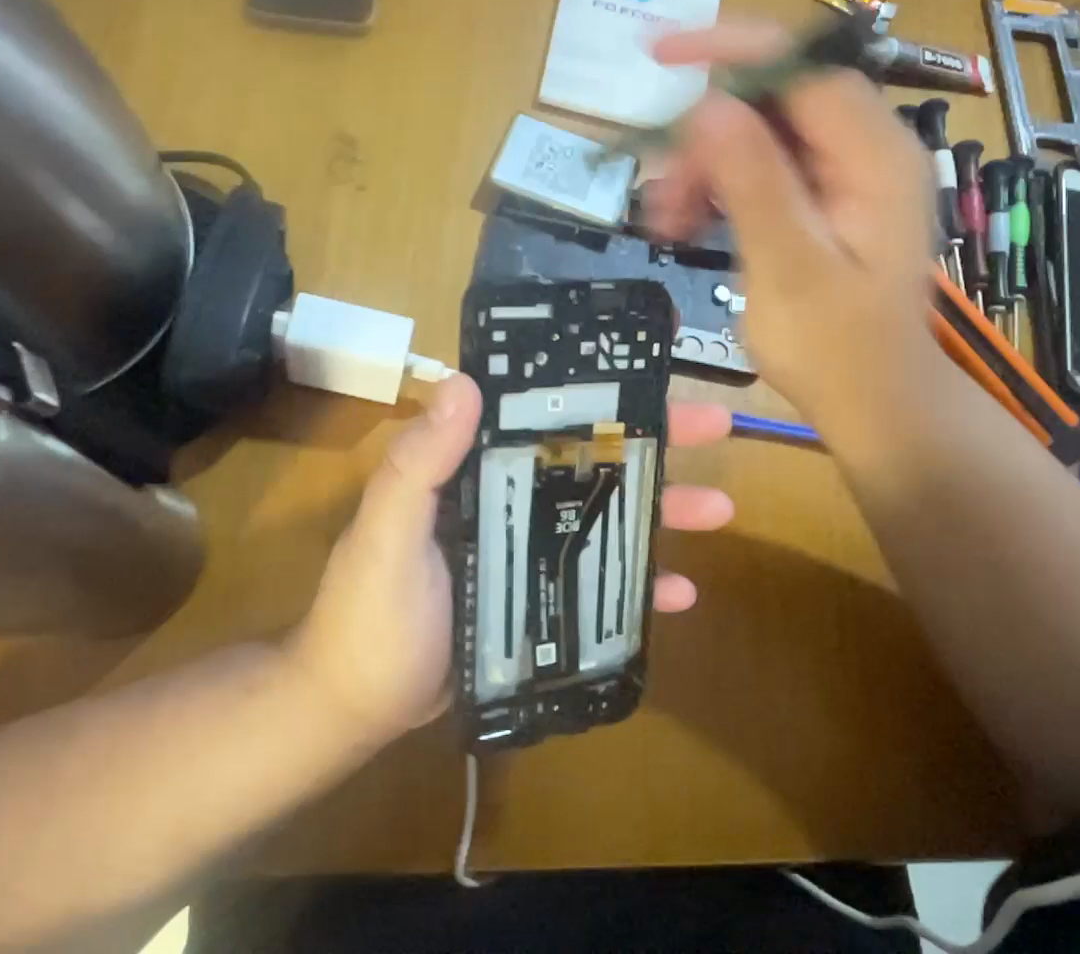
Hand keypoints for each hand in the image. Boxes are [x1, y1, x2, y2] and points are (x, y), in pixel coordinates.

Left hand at [288, 374, 735, 740]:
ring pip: (604, 519)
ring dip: (660, 510)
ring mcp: (525, 553)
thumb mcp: (387, 533)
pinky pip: (600, 584)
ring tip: (720, 509)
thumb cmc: (369, 615)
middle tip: (716, 427)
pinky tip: (684, 592)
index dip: (594, 392)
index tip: (649, 374)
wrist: (358, 706)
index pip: (538, 416)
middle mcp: (503, 500)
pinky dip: (641, 585)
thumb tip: (463, 381)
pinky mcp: (539, 602)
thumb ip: (417, 464)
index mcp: (469, 472)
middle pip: (587, 462)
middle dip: (650, 443)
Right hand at [643, 23, 943, 421]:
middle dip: (706, 134)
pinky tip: (686, 222)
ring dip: (704, 167)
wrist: (873, 404)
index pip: (803, 66)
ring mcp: (842, 176)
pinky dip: (719, 189)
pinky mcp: (821, 201)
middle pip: (774, 99)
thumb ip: (754, 183)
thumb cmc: (836, 350)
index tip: (659, 55)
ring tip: (665, 220)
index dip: (732, 48)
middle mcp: (863, 151)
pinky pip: (762, 170)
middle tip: (659, 191)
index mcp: (872, 157)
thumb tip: (708, 106)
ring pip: (759, 135)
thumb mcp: (789, 268)